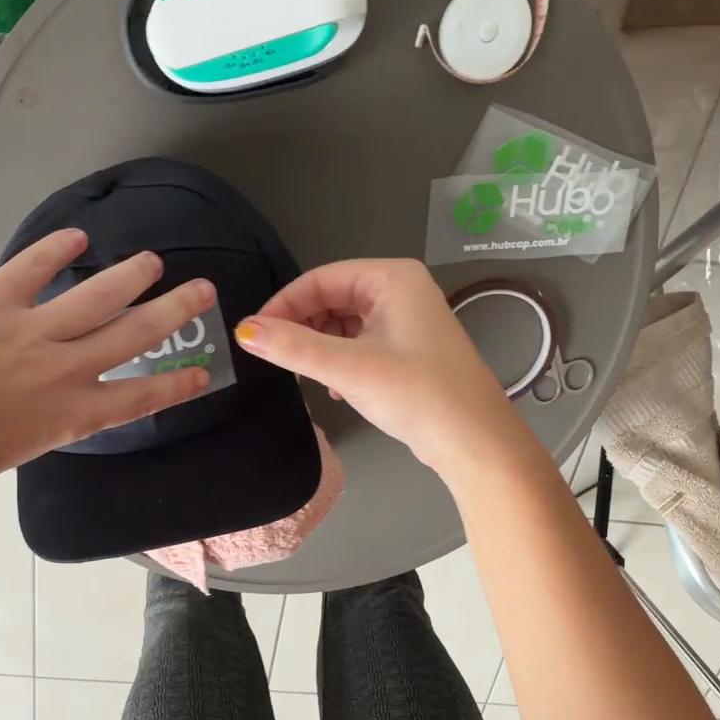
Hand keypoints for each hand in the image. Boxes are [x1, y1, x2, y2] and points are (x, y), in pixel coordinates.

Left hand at [0, 228, 216, 505]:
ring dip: (132, 276)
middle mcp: (62, 372)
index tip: (203, 374)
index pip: (140, 397)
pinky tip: (78, 238)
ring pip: (96, 296)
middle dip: (174, 312)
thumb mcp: (17, 444)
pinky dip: (57, 248)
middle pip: (133, 336)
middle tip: (203, 290)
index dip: (177, 385)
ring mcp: (28, 333)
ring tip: (153, 261)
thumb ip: (46, 413)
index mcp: (70, 416)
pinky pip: (32, 267)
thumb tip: (53, 384)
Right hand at [234, 258, 540, 483]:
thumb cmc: (417, 394)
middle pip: (331, 298)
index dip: (283, 305)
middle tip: (276, 357)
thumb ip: (294, 347)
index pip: (320, 278)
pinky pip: (360, 344)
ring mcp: (407, 321)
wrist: (474, 440)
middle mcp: (401, 291)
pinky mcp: (408, 350)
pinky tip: (334, 388)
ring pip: (344, 324)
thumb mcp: (348, 368)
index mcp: (392, 278)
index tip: (254, 335)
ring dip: (319, 347)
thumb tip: (245, 331)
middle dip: (302, 327)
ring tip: (304, 374)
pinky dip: (340, 361)